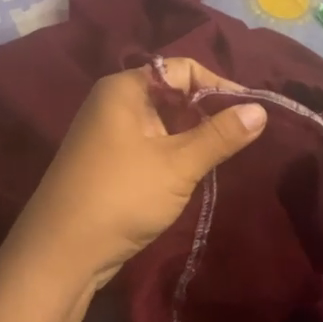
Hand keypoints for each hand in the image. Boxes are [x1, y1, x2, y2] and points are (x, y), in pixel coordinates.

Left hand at [6, 59, 267, 290]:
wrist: (61, 252)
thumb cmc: (121, 196)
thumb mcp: (178, 165)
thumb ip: (220, 135)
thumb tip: (261, 109)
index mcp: (124, 88)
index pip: (183, 69)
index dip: (219, 86)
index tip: (251, 113)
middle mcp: (113, 101)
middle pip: (172, 93)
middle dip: (206, 113)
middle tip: (241, 139)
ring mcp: (108, 132)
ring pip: (163, 121)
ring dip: (192, 136)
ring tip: (222, 157)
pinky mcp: (108, 160)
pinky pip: (150, 143)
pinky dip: (173, 153)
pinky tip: (192, 173)